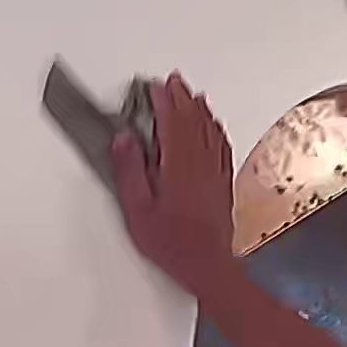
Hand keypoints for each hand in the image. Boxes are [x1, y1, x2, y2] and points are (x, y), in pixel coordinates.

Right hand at [110, 72, 235, 294]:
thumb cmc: (173, 242)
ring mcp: (214, 172)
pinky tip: (213, 127)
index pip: (171, 120)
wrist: (206, 264)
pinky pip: (221, 146)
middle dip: (181, 97)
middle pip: (192, 119)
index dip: (162, 100)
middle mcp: (200, 163)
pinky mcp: (222, 183)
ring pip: (209, 130)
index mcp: (178, 164)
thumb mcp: (138, 209)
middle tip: (172, 82)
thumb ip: (129, 171)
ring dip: (199, 109)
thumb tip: (124, 140)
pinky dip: (215, 129)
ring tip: (191, 95)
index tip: (153, 86)